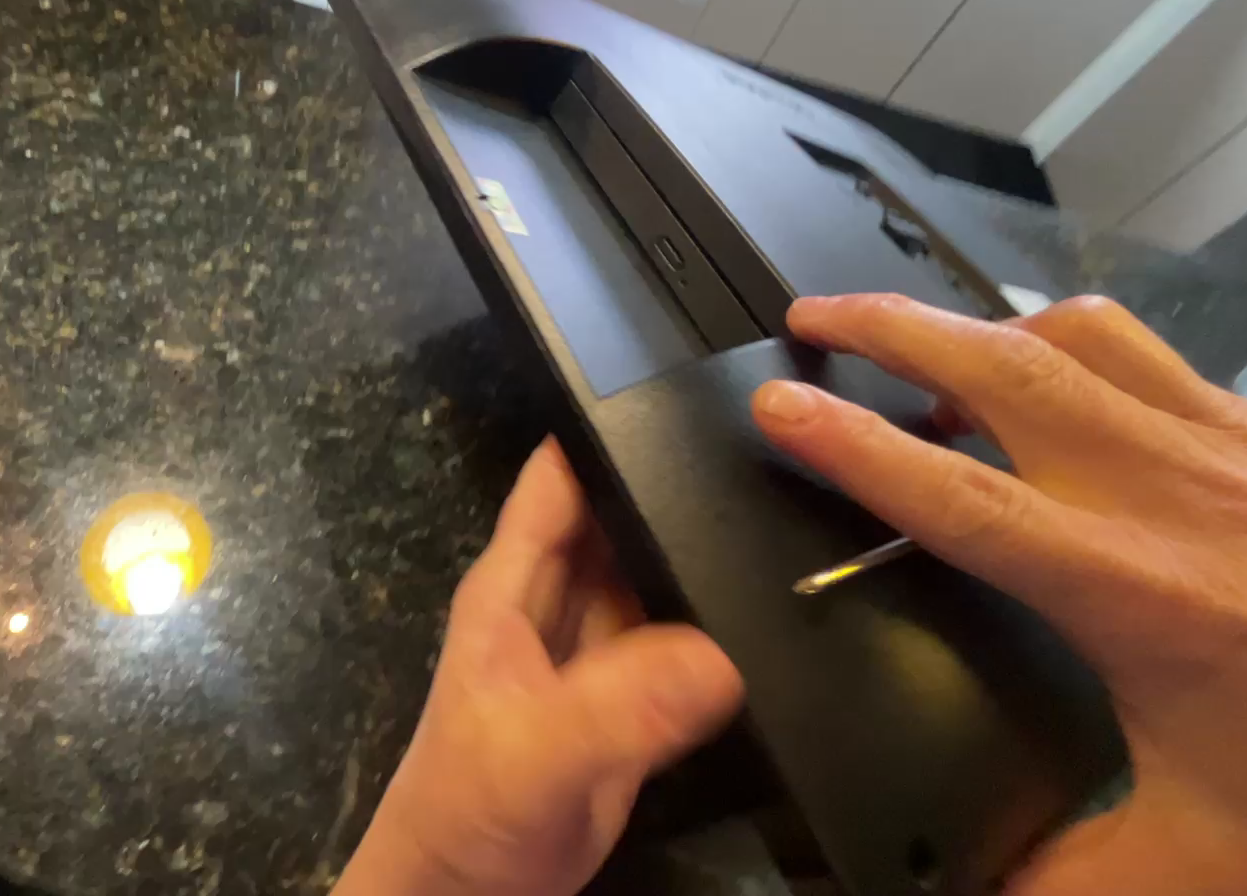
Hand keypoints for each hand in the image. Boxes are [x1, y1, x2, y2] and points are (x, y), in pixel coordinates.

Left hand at [333, 439, 743, 895]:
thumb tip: (720, 657)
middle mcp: (554, 600)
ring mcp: (593, 648)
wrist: (468, 885)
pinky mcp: (625, 697)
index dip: (601, 435)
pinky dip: (712, 627)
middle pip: (614, 520)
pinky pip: (674, 642)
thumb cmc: (469, 803)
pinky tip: (765, 613)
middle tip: (761, 457)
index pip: (554, 482)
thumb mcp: (536, 748)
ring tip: (779, 520)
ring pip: (648, 578)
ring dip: (695, 557)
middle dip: (669, 490)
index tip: (674, 400)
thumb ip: (619, 705)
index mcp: (513, 585)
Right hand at [752, 294, 1246, 895]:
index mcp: (1144, 595)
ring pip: (1076, 336)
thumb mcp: (1218, 855)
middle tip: (808, 318)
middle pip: (1005, 368)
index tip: (775, 402)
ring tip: (912, 343)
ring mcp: (1239, 448)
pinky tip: (1029, 385)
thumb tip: (960, 892)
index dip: (853, 444)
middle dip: (888, 327)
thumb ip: (1071, 874)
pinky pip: (1139, 352)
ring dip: (971, 328)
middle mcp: (1183, 498)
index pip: (958, 499)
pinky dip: (1054, 347)